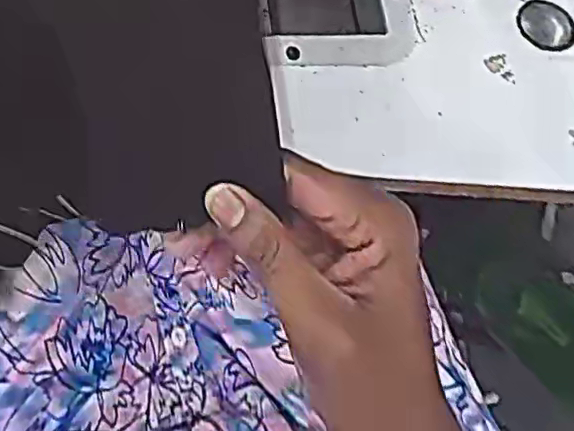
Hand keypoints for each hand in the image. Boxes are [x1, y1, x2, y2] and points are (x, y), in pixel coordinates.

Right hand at [199, 156, 459, 430]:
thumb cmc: (379, 395)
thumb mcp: (316, 319)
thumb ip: (268, 251)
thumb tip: (225, 197)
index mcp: (378, 220)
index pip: (298, 177)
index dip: (247, 184)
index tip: (205, 204)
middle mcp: (368, 217)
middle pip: (285, 191)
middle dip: (237, 212)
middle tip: (194, 235)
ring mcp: (350, 235)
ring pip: (277, 211)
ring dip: (238, 232)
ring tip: (201, 251)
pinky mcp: (333, 254)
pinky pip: (283, 235)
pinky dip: (251, 249)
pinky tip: (224, 261)